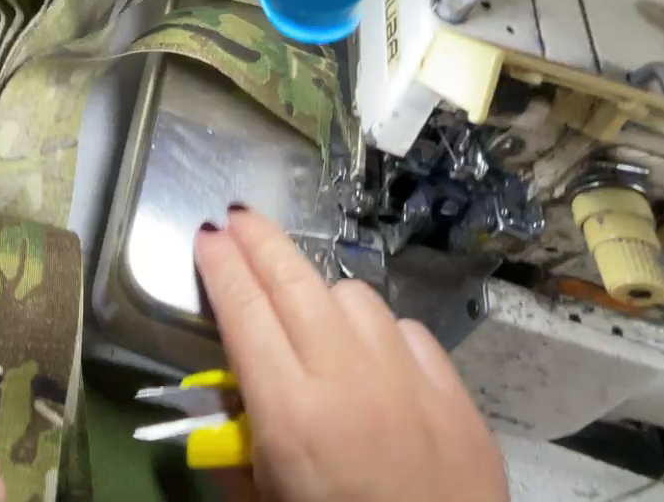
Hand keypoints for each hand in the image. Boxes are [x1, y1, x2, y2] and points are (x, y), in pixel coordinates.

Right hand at [195, 207, 508, 501]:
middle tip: (238, 218)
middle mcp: (348, 382)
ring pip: (354, 296)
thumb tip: (217, 398)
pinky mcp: (457, 399)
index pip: (244, 309)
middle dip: (259, 239)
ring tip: (309, 310)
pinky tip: (374, 355)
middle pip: (294, 281)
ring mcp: (410, 385)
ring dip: (322, 293)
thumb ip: (232, 445)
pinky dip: (382, 333)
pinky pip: (409, 331)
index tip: (206, 233)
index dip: (220, 264)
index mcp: (290, 414)